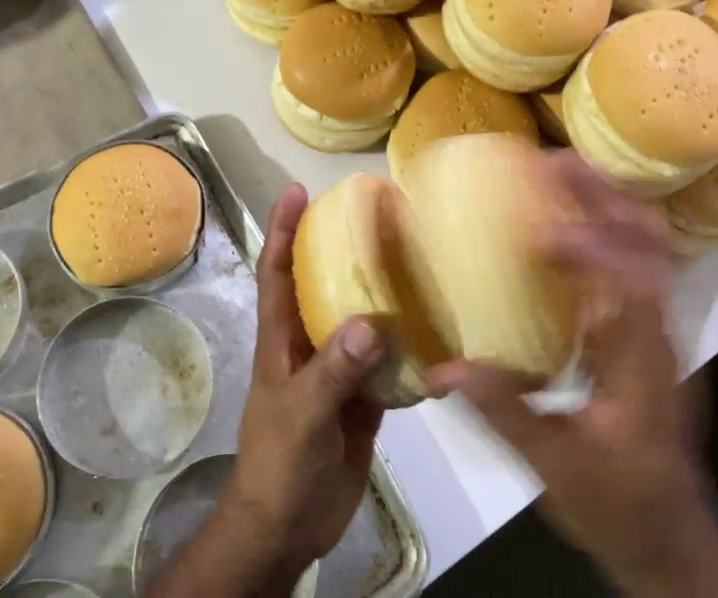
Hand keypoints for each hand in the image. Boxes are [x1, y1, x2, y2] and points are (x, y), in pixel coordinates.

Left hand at [148, 183, 386, 597]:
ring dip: (385, 295)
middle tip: (381, 216)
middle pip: (325, 286)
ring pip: (362, 322)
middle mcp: (310, 346)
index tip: (297, 191)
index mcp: (282, 340)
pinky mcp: (365, 402)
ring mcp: (339, 373)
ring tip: (420, 260)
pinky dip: (410, 348)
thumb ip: (333, 372)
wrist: (288, 527)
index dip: (282, 231)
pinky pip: (389, 364)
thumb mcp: (301, 414)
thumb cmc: (278, 464)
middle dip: (344, 250)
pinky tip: (440, 330)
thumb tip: (371, 322)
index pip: (277, 273)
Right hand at [431, 155, 717, 597]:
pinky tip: (567, 226)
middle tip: (550, 162)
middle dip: (605, 197)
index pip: (637, 289)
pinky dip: (606, 232)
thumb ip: (502, 411)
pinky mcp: (650, 338)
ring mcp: (663, 334)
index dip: (593, 250)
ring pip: (651, 249)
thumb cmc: (621, 508)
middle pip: (652, 247)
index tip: (539, 233)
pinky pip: (636, 267)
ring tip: (559, 174)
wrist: (674, 543)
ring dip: (609, 204)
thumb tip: (441, 366)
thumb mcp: (556, 466)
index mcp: (647, 366)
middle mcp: (663, 337)